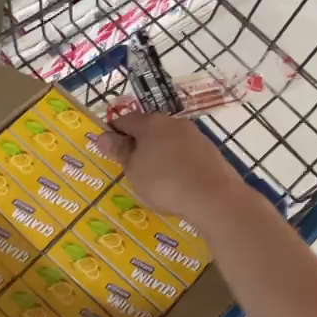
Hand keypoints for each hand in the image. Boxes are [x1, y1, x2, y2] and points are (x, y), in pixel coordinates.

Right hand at [95, 112, 251, 218]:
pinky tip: (177, 180)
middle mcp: (173, 122)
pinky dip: (177, 161)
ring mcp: (194, 135)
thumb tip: (103, 136)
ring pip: (169, 138)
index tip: (109, 148)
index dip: (113, 131)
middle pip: (148, 127)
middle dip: (138, 141)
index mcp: (150, 123)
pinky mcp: (210, 150)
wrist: (214, 197)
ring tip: (154, 175)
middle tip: (130, 164)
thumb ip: (119, 151)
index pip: (124, 119)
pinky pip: (185, 152)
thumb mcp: (133, 170)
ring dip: (159, 151)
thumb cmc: (164, 182)